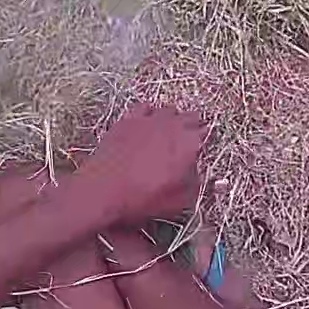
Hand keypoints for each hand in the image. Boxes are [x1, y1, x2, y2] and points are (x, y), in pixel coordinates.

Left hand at [72, 106, 206, 224]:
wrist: (102, 190)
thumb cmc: (142, 198)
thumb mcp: (178, 201)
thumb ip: (195, 184)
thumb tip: (200, 174)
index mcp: (188, 144)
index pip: (205, 133)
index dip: (206, 137)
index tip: (205, 142)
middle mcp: (171, 126)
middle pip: (190, 117)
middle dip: (194, 124)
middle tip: (193, 132)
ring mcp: (148, 120)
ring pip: (168, 109)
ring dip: (174, 116)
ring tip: (173, 125)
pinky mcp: (128, 120)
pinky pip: (144, 107)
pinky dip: (150, 111)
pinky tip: (149, 119)